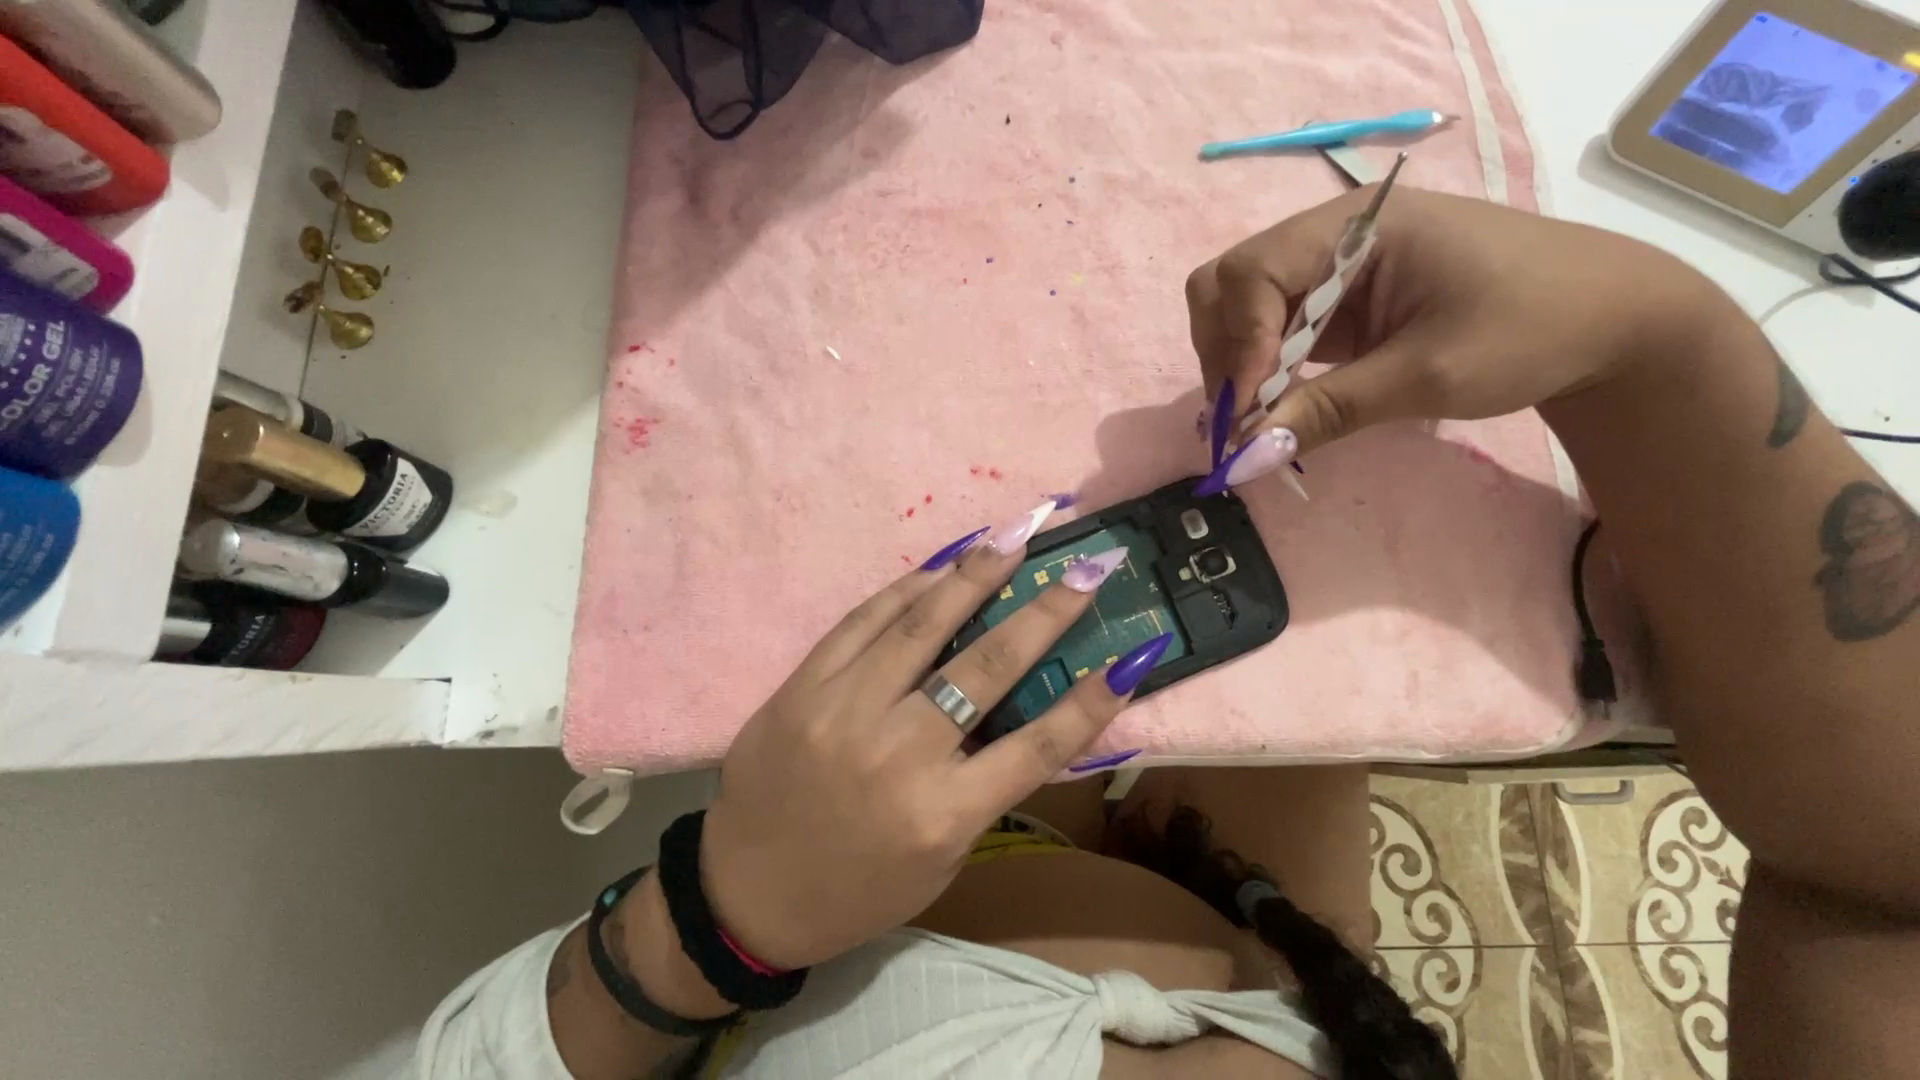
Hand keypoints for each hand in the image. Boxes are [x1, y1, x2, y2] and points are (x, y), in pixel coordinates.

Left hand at [697, 500, 1169, 970]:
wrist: (746, 894)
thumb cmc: (859, 889)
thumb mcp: (940, 859)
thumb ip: (984, 789)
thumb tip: (1028, 713)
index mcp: (942, 814)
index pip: (1038, 747)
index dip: (1091, 701)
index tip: (1134, 655)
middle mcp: (898, 754)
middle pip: (988, 668)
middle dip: (1047, 612)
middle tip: (1088, 567)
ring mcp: (843, 712)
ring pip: (922, 626)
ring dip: (976, 576)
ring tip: (1014, 537)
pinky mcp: (802, 688)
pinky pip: (862, 623)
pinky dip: (906, 590)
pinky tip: (941, 566)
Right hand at [1185, 187, 1725, 484]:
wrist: (1612, 322)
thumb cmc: (1532, 329)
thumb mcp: (1427, 375)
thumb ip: (1328, 410)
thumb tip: (1244, 455)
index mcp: (1354, 227)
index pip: (1252, 272)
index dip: (1236, 342)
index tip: (1248, 411)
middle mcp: (1330, 238)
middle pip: (1228, 283)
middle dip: (1222, 350)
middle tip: (1243, 414)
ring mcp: (1331, 272)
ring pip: (1239, 309)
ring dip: (1235, 365)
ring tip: (1260, 417)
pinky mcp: (1339, 305)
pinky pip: (1272, 332)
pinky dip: (1261, 373)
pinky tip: (1279, 406)